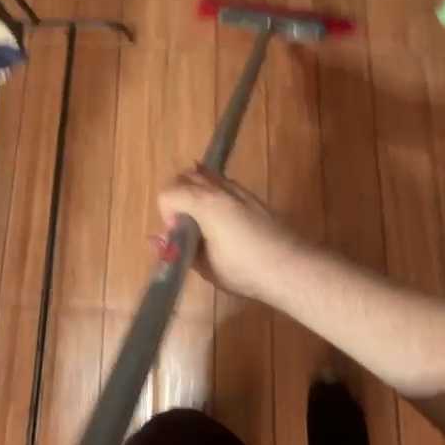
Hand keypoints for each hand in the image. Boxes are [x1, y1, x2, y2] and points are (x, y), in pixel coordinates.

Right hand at [158, 170, 305, 301]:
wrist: (290, 267)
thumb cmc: (244, 269)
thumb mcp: (205, 266)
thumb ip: (178, 250)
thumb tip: (154, 240)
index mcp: (203, 202)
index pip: (168, 192)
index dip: (166, 214)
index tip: (178, 236)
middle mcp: (218, 188)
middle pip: (185, 176)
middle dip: (177, 197)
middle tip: (185, 227)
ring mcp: (237, 189)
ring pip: (205, 175)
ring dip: (195, 192)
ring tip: (201, 221)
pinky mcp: (252, 196)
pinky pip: (223, 183)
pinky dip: (213, 193)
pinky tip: (221, 220)